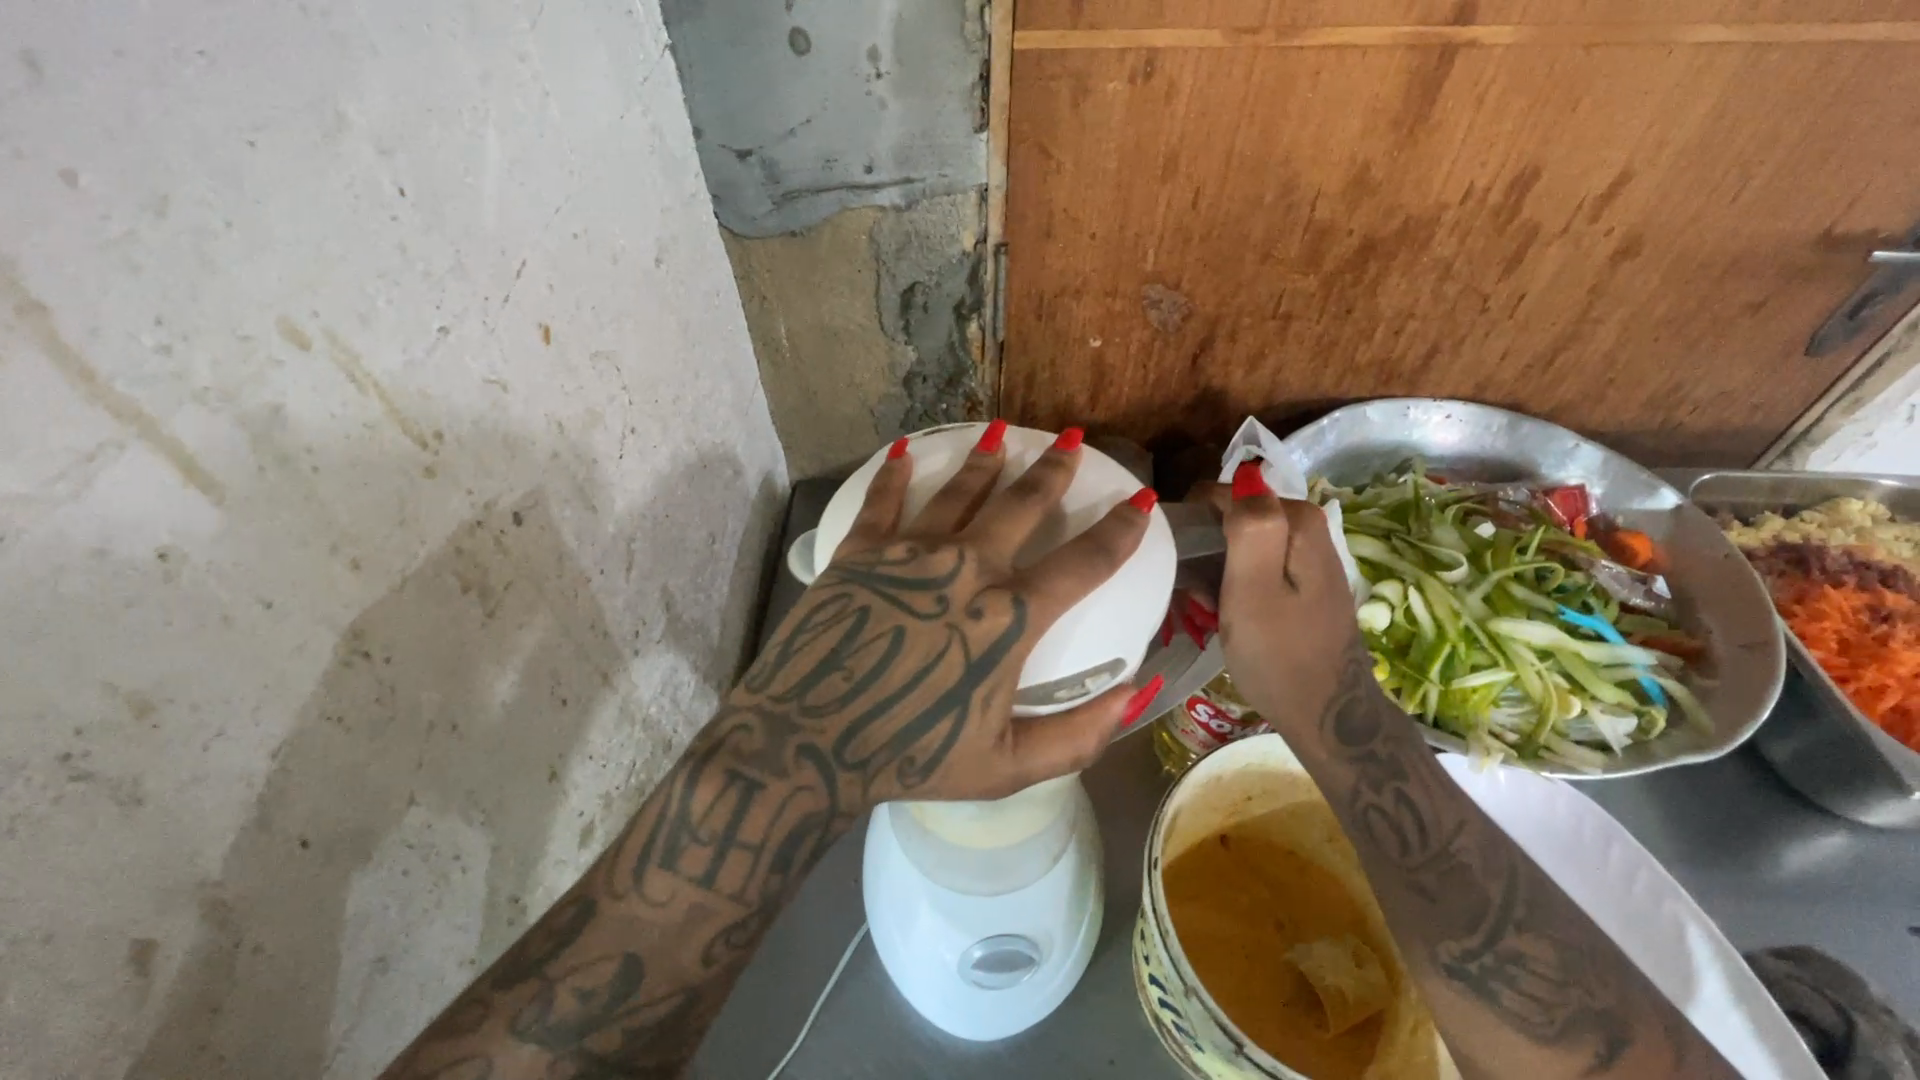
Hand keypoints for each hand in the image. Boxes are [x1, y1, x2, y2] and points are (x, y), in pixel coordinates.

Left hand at [730, 424, 1159, 806]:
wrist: (808, 741)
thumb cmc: (912, 757)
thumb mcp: (1008, 767)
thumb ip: (1078, 735)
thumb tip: (1136, 694)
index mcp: (1011, 616)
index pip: (1084, 562)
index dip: (1121, 530)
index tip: (1142, 500)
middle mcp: (967, 568)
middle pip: (1021, 505)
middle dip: (1054, 469)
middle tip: (1075, 439)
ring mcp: (910, 554)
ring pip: (958, 492)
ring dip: (985, 460)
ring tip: (1002, 431)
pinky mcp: (860, 552)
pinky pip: (883, 501)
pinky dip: (895, 473)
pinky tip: (904, 450)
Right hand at [1211, 463, 1371, 723]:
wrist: (1324, 715)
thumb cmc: (1279, 653)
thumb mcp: (1253, 588)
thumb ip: (1250, 526)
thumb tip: (1244, 473)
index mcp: (1297, 521)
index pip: (1224, 493)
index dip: (1193, 524)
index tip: (1179, 566)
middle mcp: (1307, 529)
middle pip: (1232, 518)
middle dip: (1202, 551)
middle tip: (1193, 599)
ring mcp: (1306, 558)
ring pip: (1239, 546)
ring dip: (1212, 573)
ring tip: (1204, 611)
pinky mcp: (1302, 584)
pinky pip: (1254, 569)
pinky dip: (1231, 587)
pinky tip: (1224, 616)